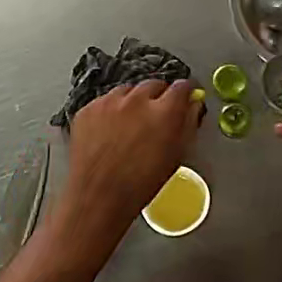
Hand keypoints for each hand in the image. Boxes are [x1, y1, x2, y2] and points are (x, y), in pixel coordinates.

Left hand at [66, 81, 203, 224]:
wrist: (98, 196)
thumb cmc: (140, 183)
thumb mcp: (176, 156)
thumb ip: (188, 124)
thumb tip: (193, 106)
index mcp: (165, 112)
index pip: (182, 86)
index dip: (186, 91)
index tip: (185, 95)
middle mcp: (137, 101)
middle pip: (154, 85)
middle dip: (158, 97)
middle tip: (155, 118)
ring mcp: (109, 102)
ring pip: (127, 91)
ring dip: (133, 103)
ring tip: (130, 128)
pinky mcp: (88, 109)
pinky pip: (104, 102)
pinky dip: (110, 111)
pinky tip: (110, 132)